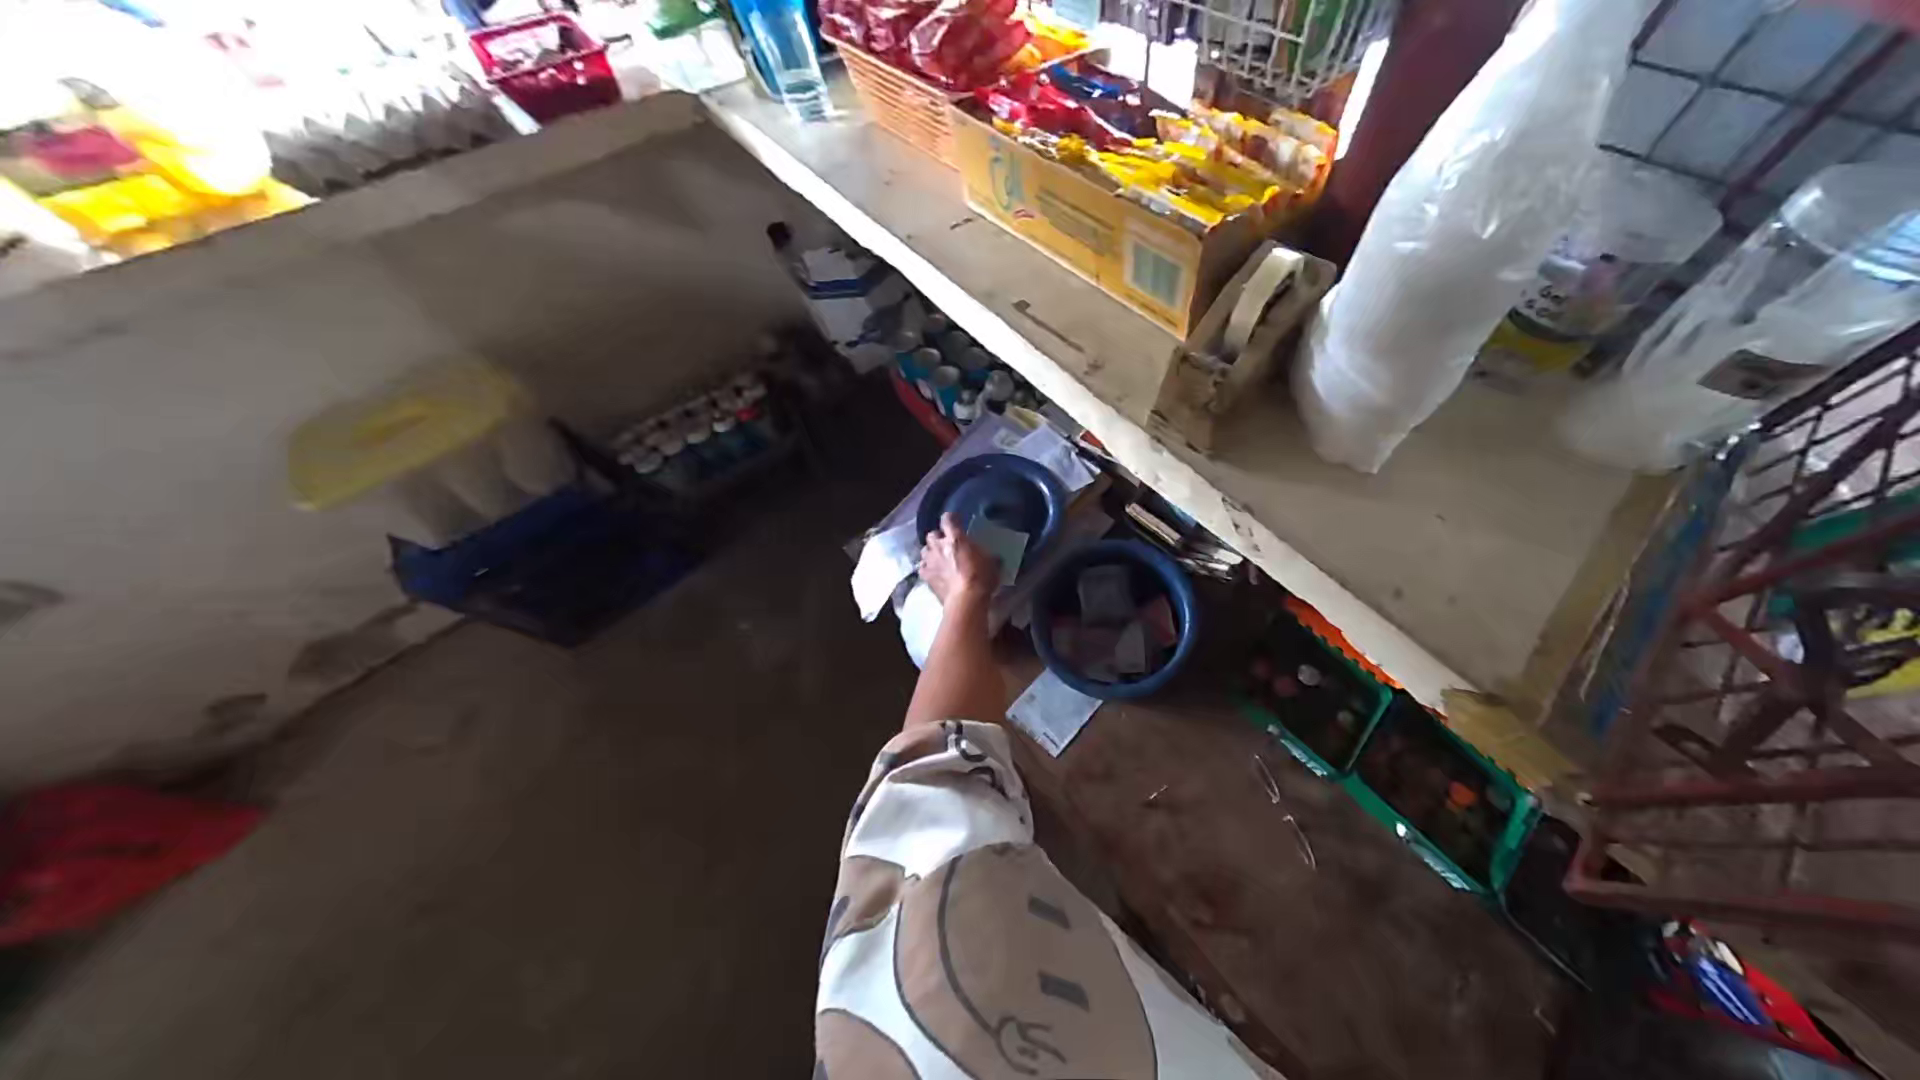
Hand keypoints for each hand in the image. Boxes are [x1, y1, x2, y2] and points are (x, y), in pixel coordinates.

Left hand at [918, 513, 999, 604]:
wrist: (966, 600)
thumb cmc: (981, 578)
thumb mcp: (992, 563)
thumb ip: (989, 556)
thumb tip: (994, 557)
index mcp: (955, 538)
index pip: (947, 519)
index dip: (951, 518)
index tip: (957, 521)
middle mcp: (939, 546)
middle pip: (932, 534)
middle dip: (938, 537)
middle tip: (947, 544)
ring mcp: (930, 561)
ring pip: (924, 550)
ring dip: (931, 552)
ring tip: (938, 558)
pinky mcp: (925, 576)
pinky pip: (922, 567)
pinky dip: (927, 568)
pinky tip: (933, 572)